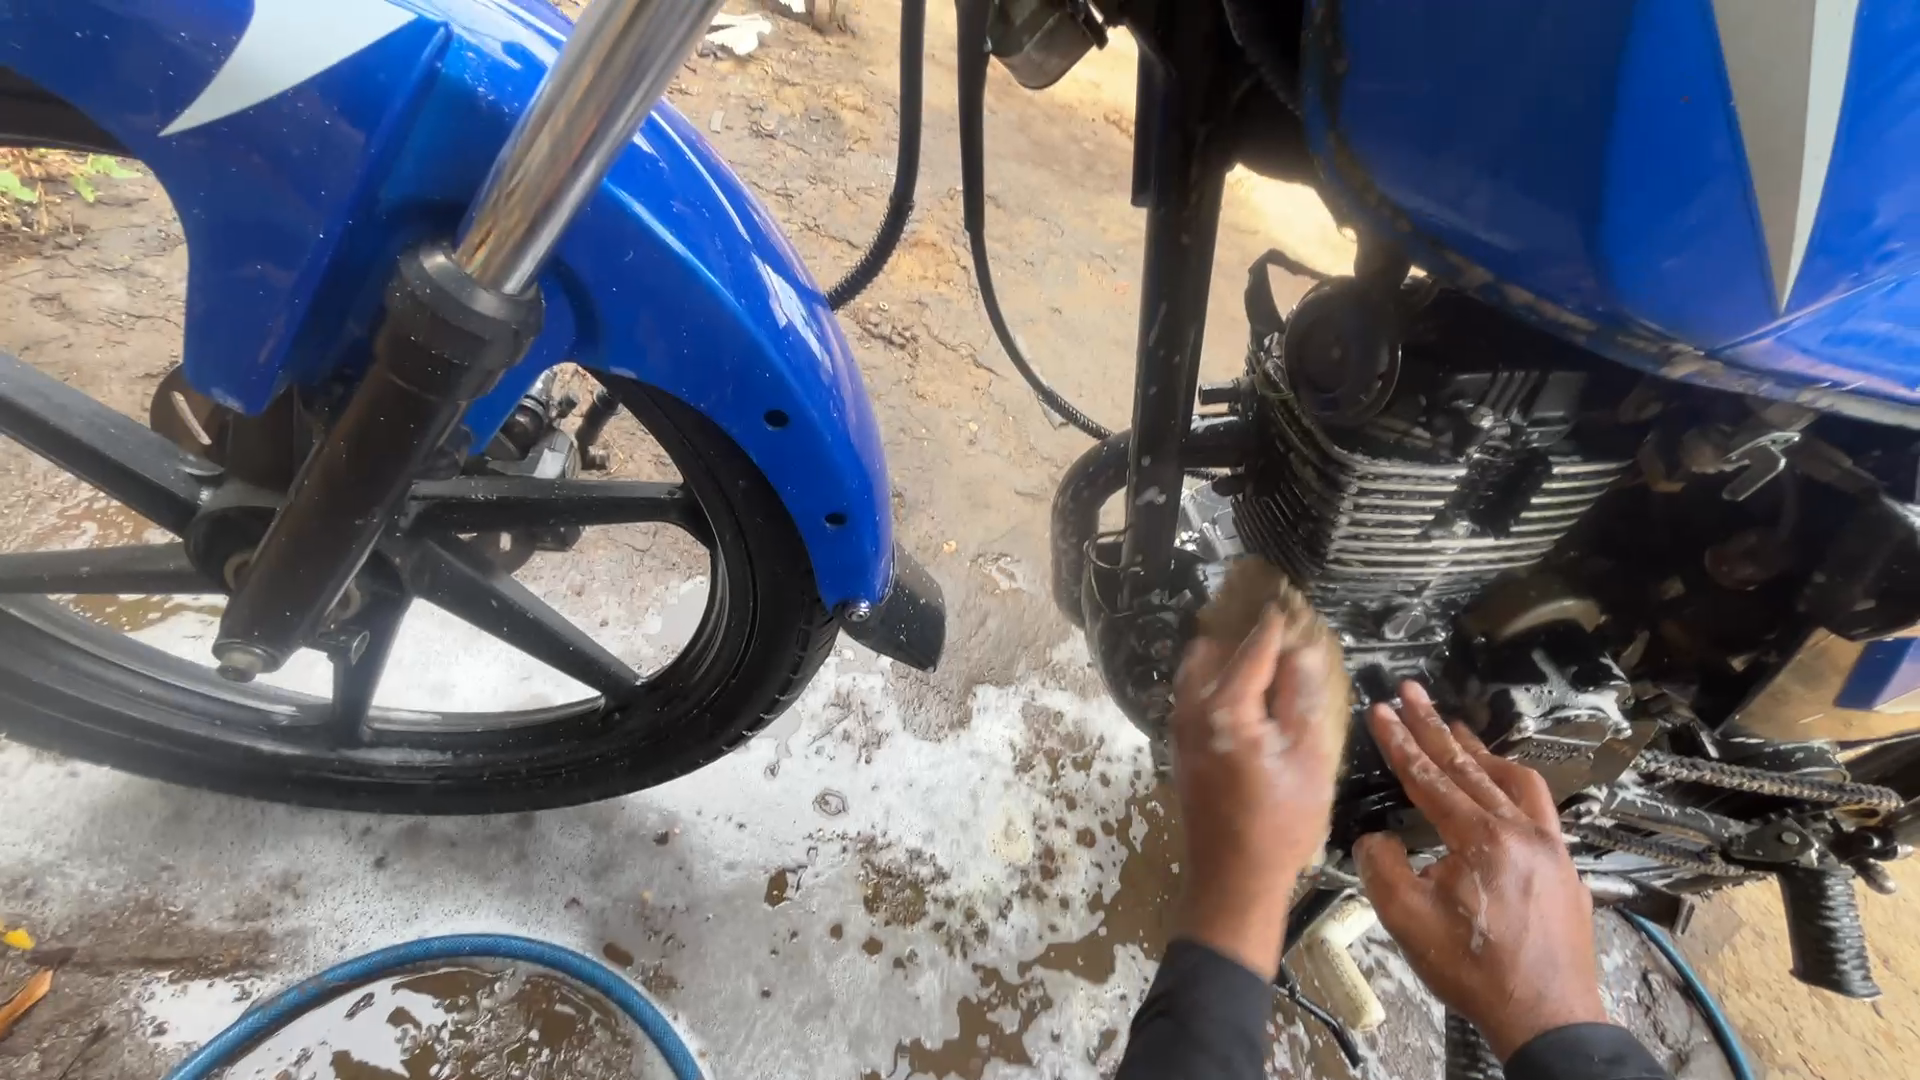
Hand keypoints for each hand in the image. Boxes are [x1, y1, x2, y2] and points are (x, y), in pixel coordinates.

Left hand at [1170, 602, 1344, 980]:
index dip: (1272, 626)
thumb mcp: (1308, 759)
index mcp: (1225, 708)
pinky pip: (1190, 692)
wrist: (1232, 876)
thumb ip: (1300, 698)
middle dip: (1240, 633)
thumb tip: (1301, 651)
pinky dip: (1211, 677)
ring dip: (1222, 654)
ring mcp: (1178, 725)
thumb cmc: (1280, 822)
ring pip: (1194, 669)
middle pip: (1212, 651)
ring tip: (1258, 651)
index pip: (1252, 650)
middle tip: (1271, 625)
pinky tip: (1240, 688)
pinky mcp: (1178, 741)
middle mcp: (1191, 708)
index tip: (1285, 603)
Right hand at [1355, 682, 1607, 1059]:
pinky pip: (1536, 804)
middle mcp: (1521, 833)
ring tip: (1452, 724)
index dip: (1399, 742)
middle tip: (1411, 692)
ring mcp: (1549, 848)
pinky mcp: (1563, 866)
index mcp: (1481, 841)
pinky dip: (1508, 778)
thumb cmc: (1474, 970)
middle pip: (1467, 766)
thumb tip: (1376, 837)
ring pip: (1510, 779)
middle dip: (1432, 726)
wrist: (1549, 1020)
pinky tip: (1497, 777)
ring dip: (1474, 748)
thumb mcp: (1405, 919)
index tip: (1380, 710)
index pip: (1428, 777)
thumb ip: (1379, 865)